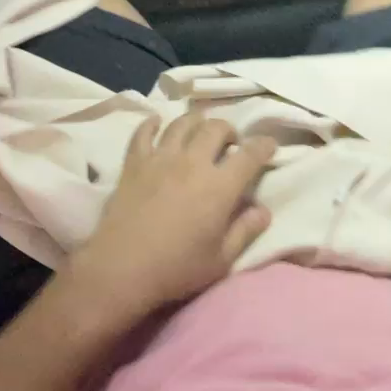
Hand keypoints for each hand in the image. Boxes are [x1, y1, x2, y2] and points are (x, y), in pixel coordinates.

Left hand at [68, 111, 275, 317]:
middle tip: (230, 144)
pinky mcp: (134, 162)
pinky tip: (157, 122)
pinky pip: (143, 132)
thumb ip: (245, 231)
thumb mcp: (221, 260)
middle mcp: (192, 162)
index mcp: (219, 186)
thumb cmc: (176, 268)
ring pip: (182, 123)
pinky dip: (152, 123)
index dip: (264, 146)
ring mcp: (160, 158)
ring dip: (196, 122)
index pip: (249, 155)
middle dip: (229, 131)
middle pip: (216, 128)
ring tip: (200, 130)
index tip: (269, 145)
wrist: (122, 267)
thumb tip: (263, 210)